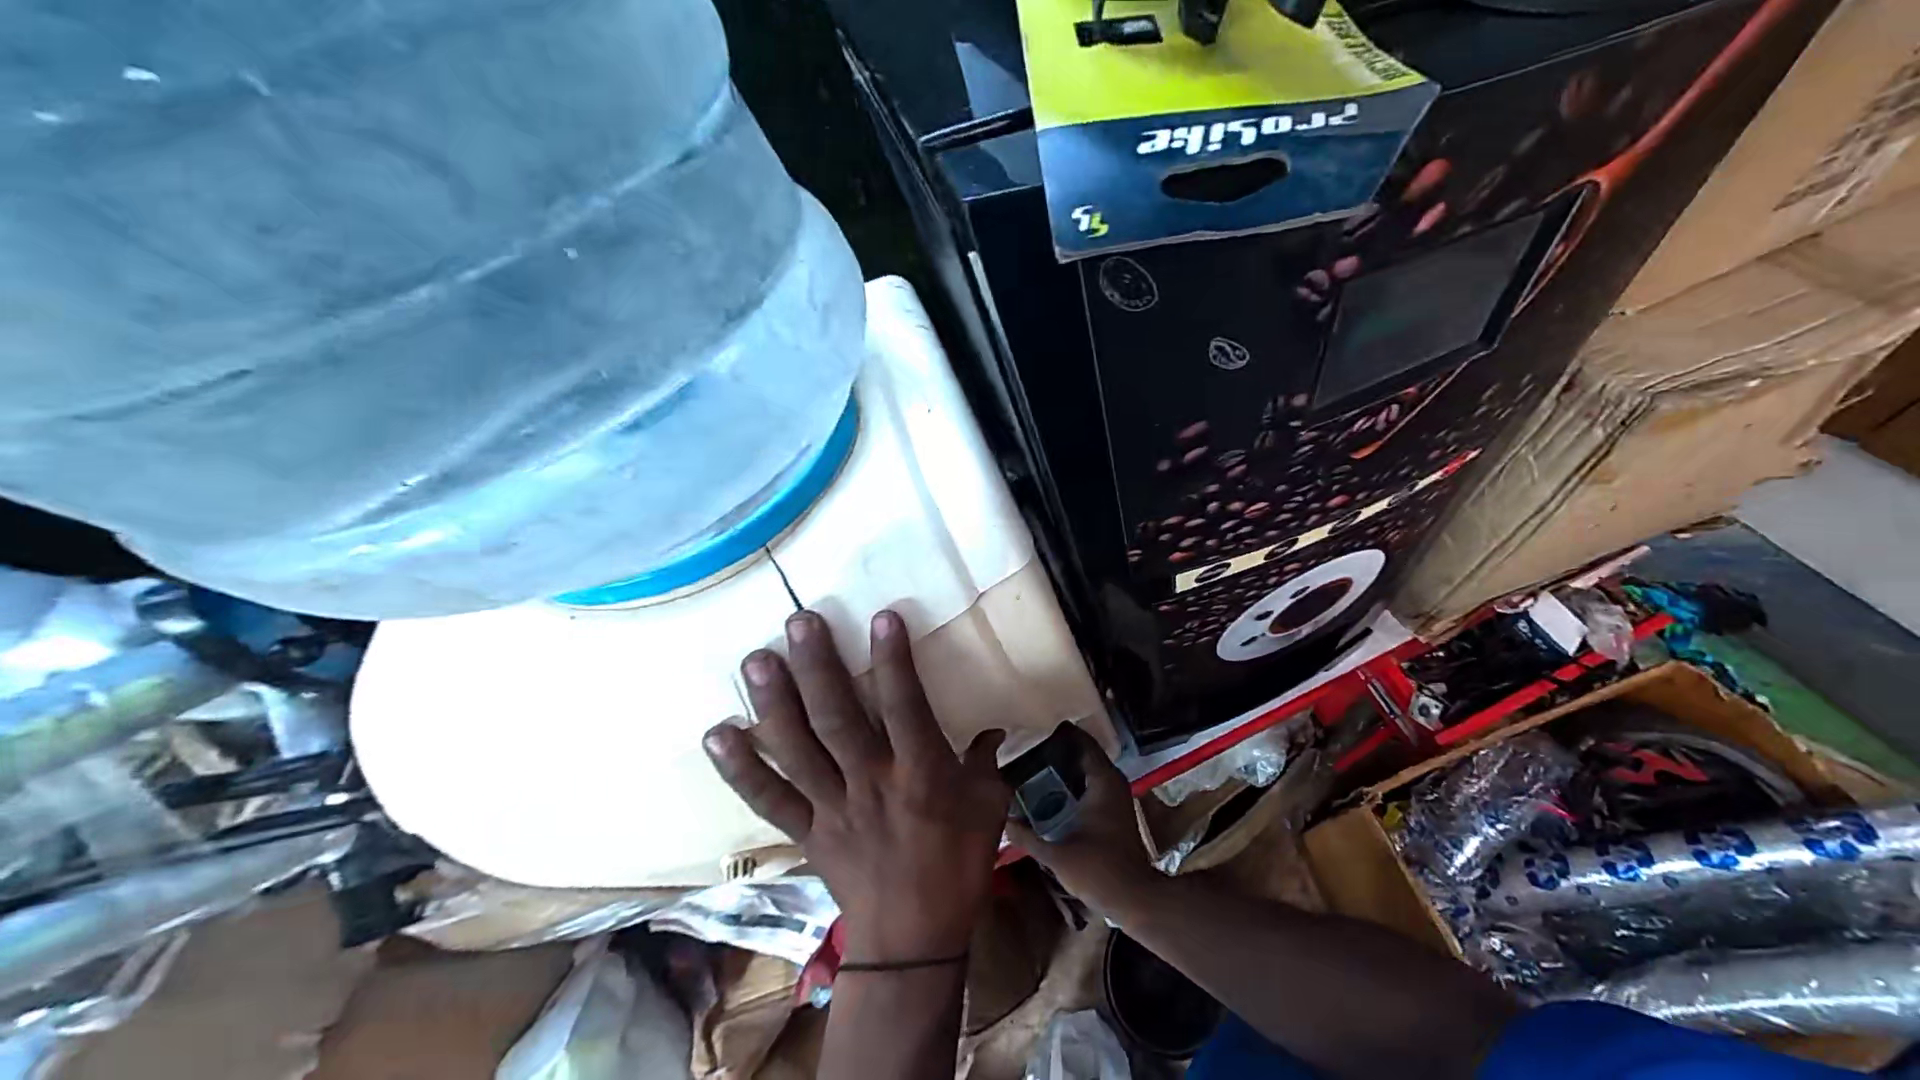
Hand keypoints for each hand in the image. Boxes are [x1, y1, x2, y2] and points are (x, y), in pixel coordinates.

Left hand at [704, 609, 1010, 962]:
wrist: (913, 941)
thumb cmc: (958, 868)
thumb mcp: (990, 810)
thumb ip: (986, 763)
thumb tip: (992, 728)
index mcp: (921, 776)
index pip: (906, 707)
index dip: (894, 661)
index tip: (882, 616)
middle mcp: (871, 784)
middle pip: (839, 719)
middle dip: (818, 668)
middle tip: (799, 621)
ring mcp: (832, 807)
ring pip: (799, 750)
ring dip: (775, 704)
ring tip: (756, 659)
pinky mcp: (806, 830)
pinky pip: (770, 799)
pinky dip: (741, 769)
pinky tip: (716, 735)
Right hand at [1006, 724, 1157, 906]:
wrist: (1135, 898)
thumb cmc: (1098, 871)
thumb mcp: (1056, 855)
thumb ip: (1027, 836)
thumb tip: (1002, 819)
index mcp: (1102, 782)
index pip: (1083, 743)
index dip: (1061, 733)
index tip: (1035, 728)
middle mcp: (1113, 783)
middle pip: (1085, 755)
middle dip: (1059, 750)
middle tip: (1028, 746)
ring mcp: (1117, 798)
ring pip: (1090, 771)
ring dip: (1067, 767)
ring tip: (1035, 764)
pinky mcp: (1116, 812)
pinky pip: (1093, 784)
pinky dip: (1075, 782)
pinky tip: (1052, 790)